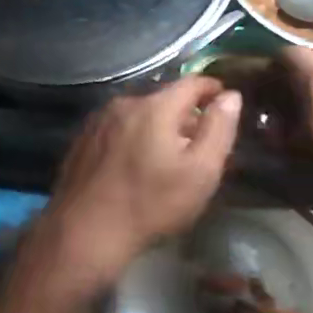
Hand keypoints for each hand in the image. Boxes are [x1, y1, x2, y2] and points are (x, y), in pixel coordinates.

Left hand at [29, 77, 242, 298]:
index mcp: (155, 106)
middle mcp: (123, 104)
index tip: (224, 102)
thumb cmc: (151, 203)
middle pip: (163, 98)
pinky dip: (132, 136)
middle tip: (198, 140)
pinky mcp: (82, 138)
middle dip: (184, 114)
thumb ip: (219, 128)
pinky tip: (134, 162)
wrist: (87, 229)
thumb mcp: (201, 171)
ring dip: (156, 126)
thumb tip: (230, 96)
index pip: (192, 82)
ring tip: (167, 154)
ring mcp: (98, 120)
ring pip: (138, 113)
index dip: (213, 89)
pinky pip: (117, 128)